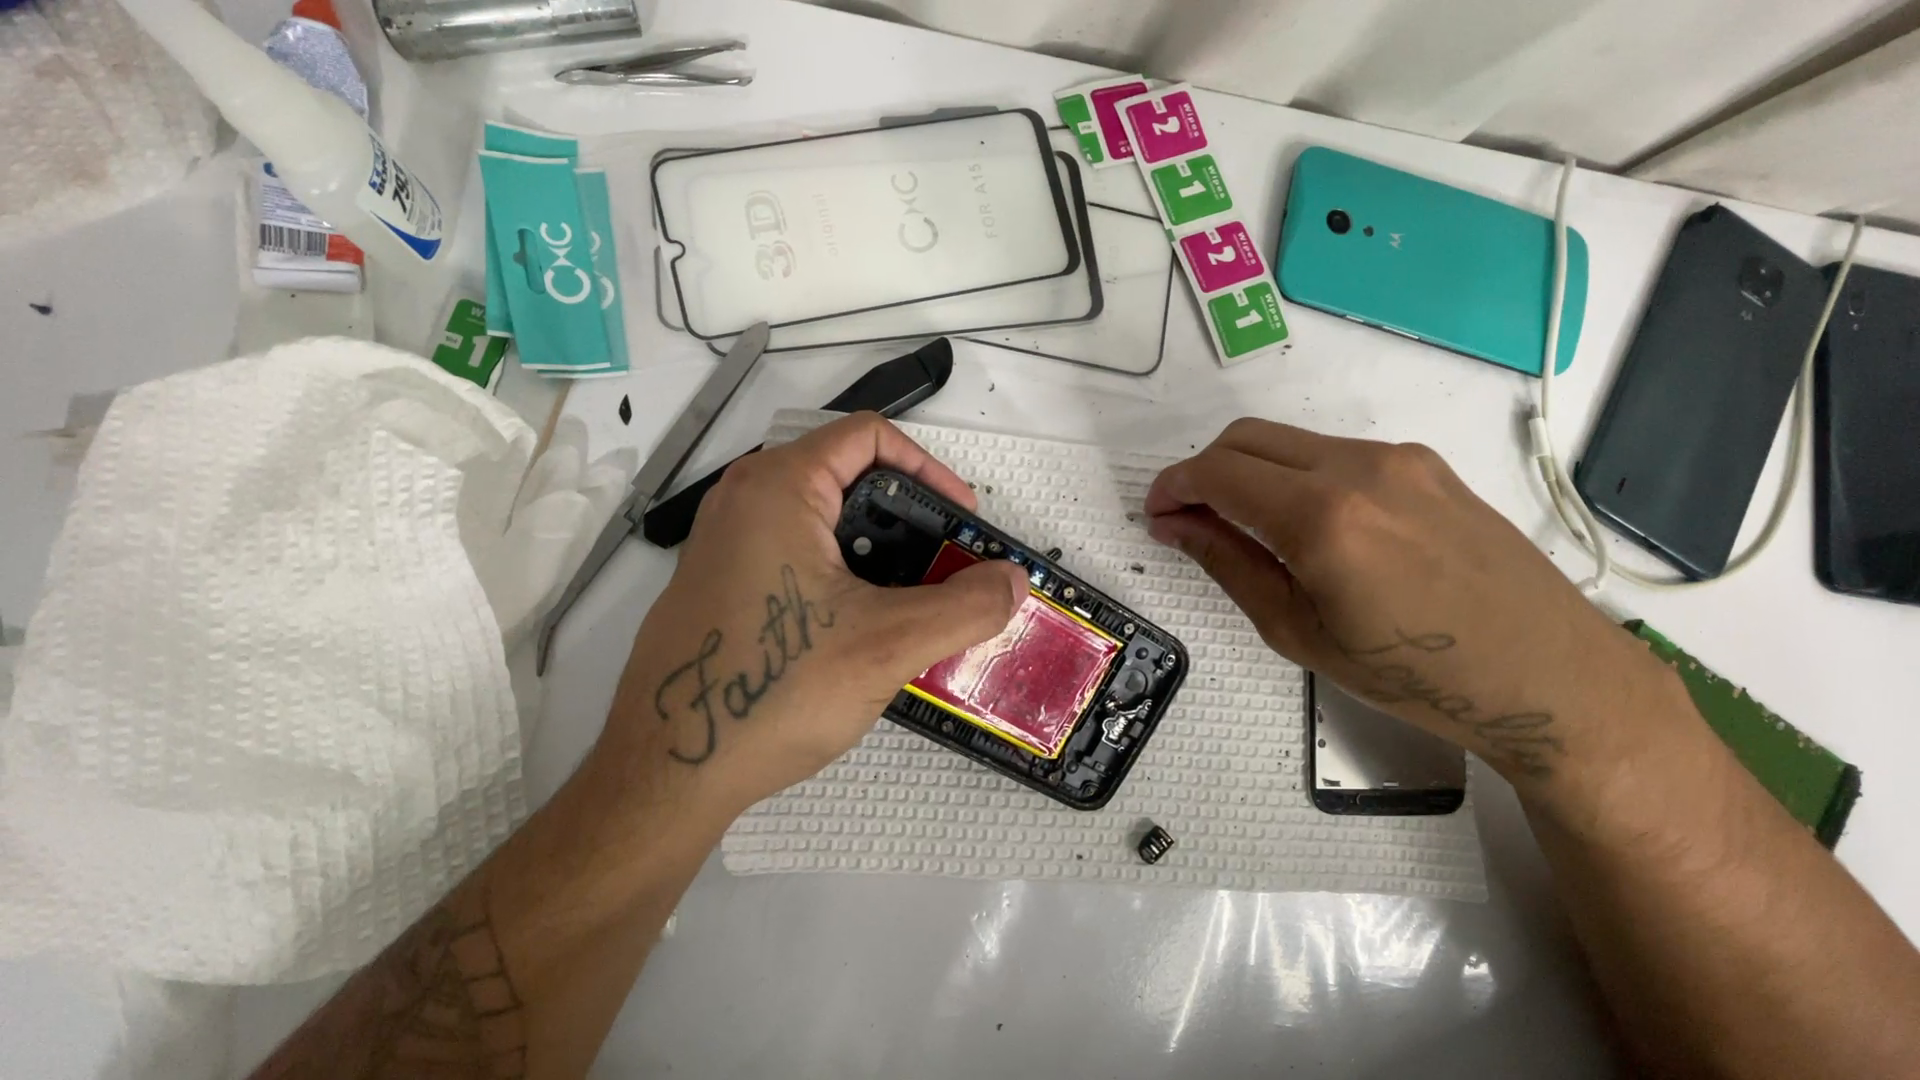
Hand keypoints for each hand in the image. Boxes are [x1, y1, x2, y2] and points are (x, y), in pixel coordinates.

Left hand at [602, 413, 1027, 815]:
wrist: (668, 772)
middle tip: (945, 572)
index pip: (870, 436)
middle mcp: (743, 500)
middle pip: (847, 478)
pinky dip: (840, 578)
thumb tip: (1015, 582)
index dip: (930, 469)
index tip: (962, 522)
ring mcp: (723, 545)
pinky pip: (793, 558)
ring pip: (822, 523)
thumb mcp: (888, 644)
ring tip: (912, 609)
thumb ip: (965, 608)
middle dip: (909, 521)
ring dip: (878, 556)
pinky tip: (859, 635)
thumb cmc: (776, 688)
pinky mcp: (717, 586)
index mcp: (779, 487)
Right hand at [1145, 418, 1682, 786]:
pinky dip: (1298, 475)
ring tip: (1249, 528)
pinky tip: (1311, 526)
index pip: (1217, 472)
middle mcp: (1358, 466)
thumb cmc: (1414, 676)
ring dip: (1251, 471)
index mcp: (1322, 517)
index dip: (1173, 487)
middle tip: (1190, 519)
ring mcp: (1399, 458)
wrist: (1547, 676)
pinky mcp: (1427, 464)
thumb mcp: (1300, 632)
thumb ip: (1230, 564)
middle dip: (1203, 471)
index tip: (1155, 514)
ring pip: (1292, 442)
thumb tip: (1174, 524)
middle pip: (1247, 438)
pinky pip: (1337, 453)